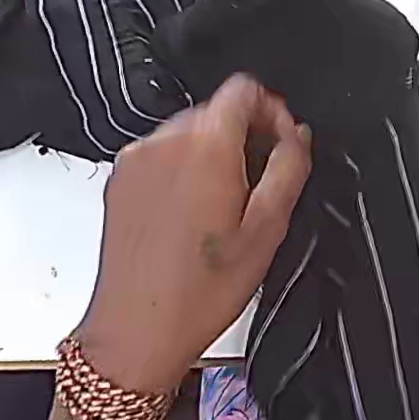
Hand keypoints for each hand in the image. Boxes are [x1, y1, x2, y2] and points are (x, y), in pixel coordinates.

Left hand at [76, 75, 311, 393]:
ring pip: (191, 132)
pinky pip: (163, 153)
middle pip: (218, 109)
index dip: (274, 110)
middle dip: (249, 134)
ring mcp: (135, 161)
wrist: (137, 331)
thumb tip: (299, 136)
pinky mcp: (119, 181)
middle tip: (264, 179)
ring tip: (231, 203)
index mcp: (205, 147)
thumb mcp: (269, 227)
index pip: (244, 89)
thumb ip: (291, 167)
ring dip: (218, 151)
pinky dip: (187, 168)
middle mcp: (163, 144)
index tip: (284, 141)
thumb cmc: (202, 288)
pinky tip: (198, 212)